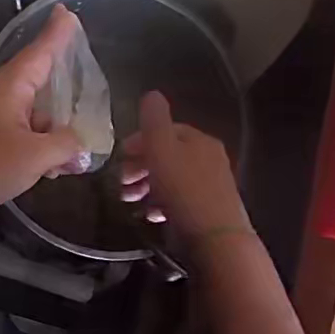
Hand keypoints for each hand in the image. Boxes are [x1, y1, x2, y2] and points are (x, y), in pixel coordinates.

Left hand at [0, 6, 89, 223]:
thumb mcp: (38, 155)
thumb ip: (69, 144)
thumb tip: (81, 145)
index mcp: (12, 86)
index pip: (41, 51)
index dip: (58, 33)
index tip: (68, 12)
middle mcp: (6, 95)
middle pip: (45, 80)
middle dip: (68, 84)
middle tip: (92, 76)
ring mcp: (2, 117)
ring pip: (43, 113)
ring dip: (61, 130)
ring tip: (80, 149)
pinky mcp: (0, 139)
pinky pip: (33, 133)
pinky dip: (48, 145)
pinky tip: (61, 166)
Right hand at [119, 91, 250, 237]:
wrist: (215, 239)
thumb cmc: (184, 190)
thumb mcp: (162, 150)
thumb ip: (154, 122)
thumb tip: (151, 93)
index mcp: (199, 141)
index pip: (167, 130)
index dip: (140, 140)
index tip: (119, 156)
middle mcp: (209, 160)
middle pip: (169, 156)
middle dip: (140, 166)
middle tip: (119, 182)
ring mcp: (210, 187)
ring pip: (171, 180)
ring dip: (146, 187)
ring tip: (128, 201)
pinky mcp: (207, 212)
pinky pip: (178, 202)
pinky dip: (160, 205)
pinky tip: (149, 216)